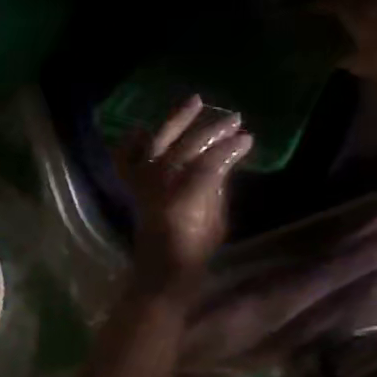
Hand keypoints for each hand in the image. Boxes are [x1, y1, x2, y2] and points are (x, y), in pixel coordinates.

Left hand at [114, 96, 252, 295]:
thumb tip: (226, 157)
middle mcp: (159, 186)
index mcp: (184, 199)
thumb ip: (218, 186)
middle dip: (213, 130)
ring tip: (196, 101)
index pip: (210, 162)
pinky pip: (127, 158)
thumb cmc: (194, 254)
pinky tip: (145, 129)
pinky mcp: (134, 187)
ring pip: (158, 143)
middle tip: (236, 118)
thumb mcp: (217, 221)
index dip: (230, 147)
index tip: (248, 138)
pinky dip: (133, 141)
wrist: (160, 276)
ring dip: (178, 121)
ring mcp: (143, 184)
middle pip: (187, 147)